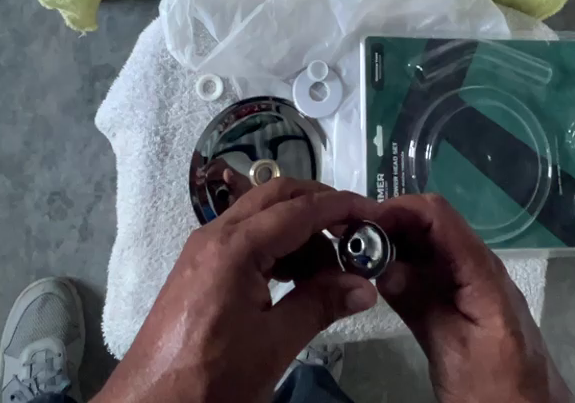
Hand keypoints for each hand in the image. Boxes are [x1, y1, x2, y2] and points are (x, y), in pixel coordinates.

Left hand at [96, 179, 381, 402]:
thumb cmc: (211, 378)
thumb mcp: (272, 346)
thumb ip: (319, 305)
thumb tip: (366, 286)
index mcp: (234, 246)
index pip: (299, 210)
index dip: (341, 207)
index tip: (375, 213)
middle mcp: (216, 232)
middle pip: (277, 196)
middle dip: (320, 206)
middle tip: (356, 231)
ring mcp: (204, 246)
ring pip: (261, 214)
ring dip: (300, 227)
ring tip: (333, 264)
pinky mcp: (199, 265)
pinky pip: (246, 235)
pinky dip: (278, 244)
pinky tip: (299, 275)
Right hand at [373, 194, 571, 402]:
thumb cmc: (498, 391)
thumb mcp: (453, 353)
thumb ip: (420, 305)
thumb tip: (382, 265)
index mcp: (482, 271)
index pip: (439, 216)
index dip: (401, 209)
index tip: (364, 223)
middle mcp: (478, 266)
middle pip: (433, 223)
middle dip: (394, 222)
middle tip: (353, 239)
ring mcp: (473, 282)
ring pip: (431, 243)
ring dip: (397, 241)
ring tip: (360, 254)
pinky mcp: (466, 299)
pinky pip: (434, 268)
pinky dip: (407, 264)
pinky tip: (382, 275)